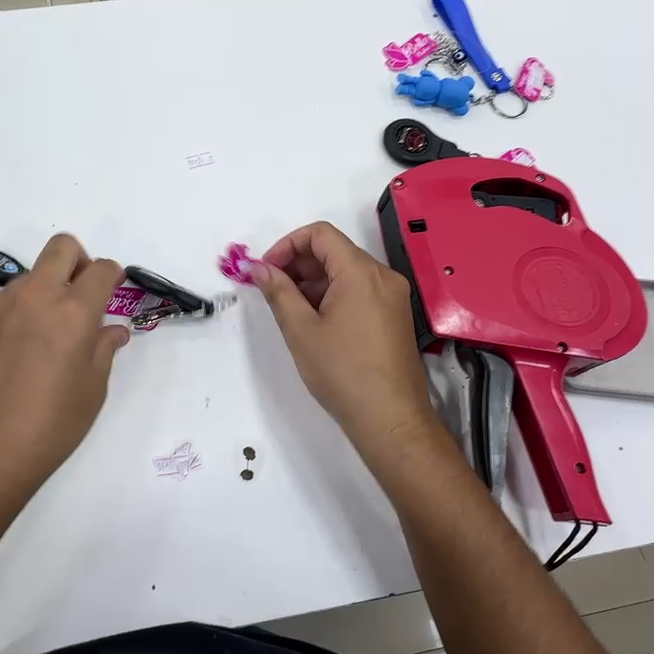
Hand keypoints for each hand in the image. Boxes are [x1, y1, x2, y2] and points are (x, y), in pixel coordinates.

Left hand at [0, 234, 129, 499]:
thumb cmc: (52, 426)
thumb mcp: (93, 389)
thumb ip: (104, 348)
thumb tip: (112, 330)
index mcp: (74, 310)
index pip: (102, 268)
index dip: (113, 277)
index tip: (113, 294)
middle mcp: (37, 296)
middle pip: (62, 247)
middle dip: (80, 261)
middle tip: (83, 297)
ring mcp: (1, 306)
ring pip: (32, 274)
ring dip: (48, 289)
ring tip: (48, 334)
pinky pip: (8, 300)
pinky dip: (22, 311)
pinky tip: (20, 352)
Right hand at [253, 222, 441, 453]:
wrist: (390, 419)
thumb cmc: (342, 372)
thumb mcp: (301, 330)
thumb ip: (278, 291)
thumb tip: (259, 268)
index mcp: (361, 272)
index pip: (320, 234)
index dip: (287, 244)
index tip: (267, 269)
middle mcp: (382, 276)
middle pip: (334, 250)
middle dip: (298, 263)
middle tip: (272, 289)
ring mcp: (392, 296)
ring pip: (345, 270)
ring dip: (313, 280)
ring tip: (290, 308)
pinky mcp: (394, 314)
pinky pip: (359, 288)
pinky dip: (333, 293)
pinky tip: (314, 319)